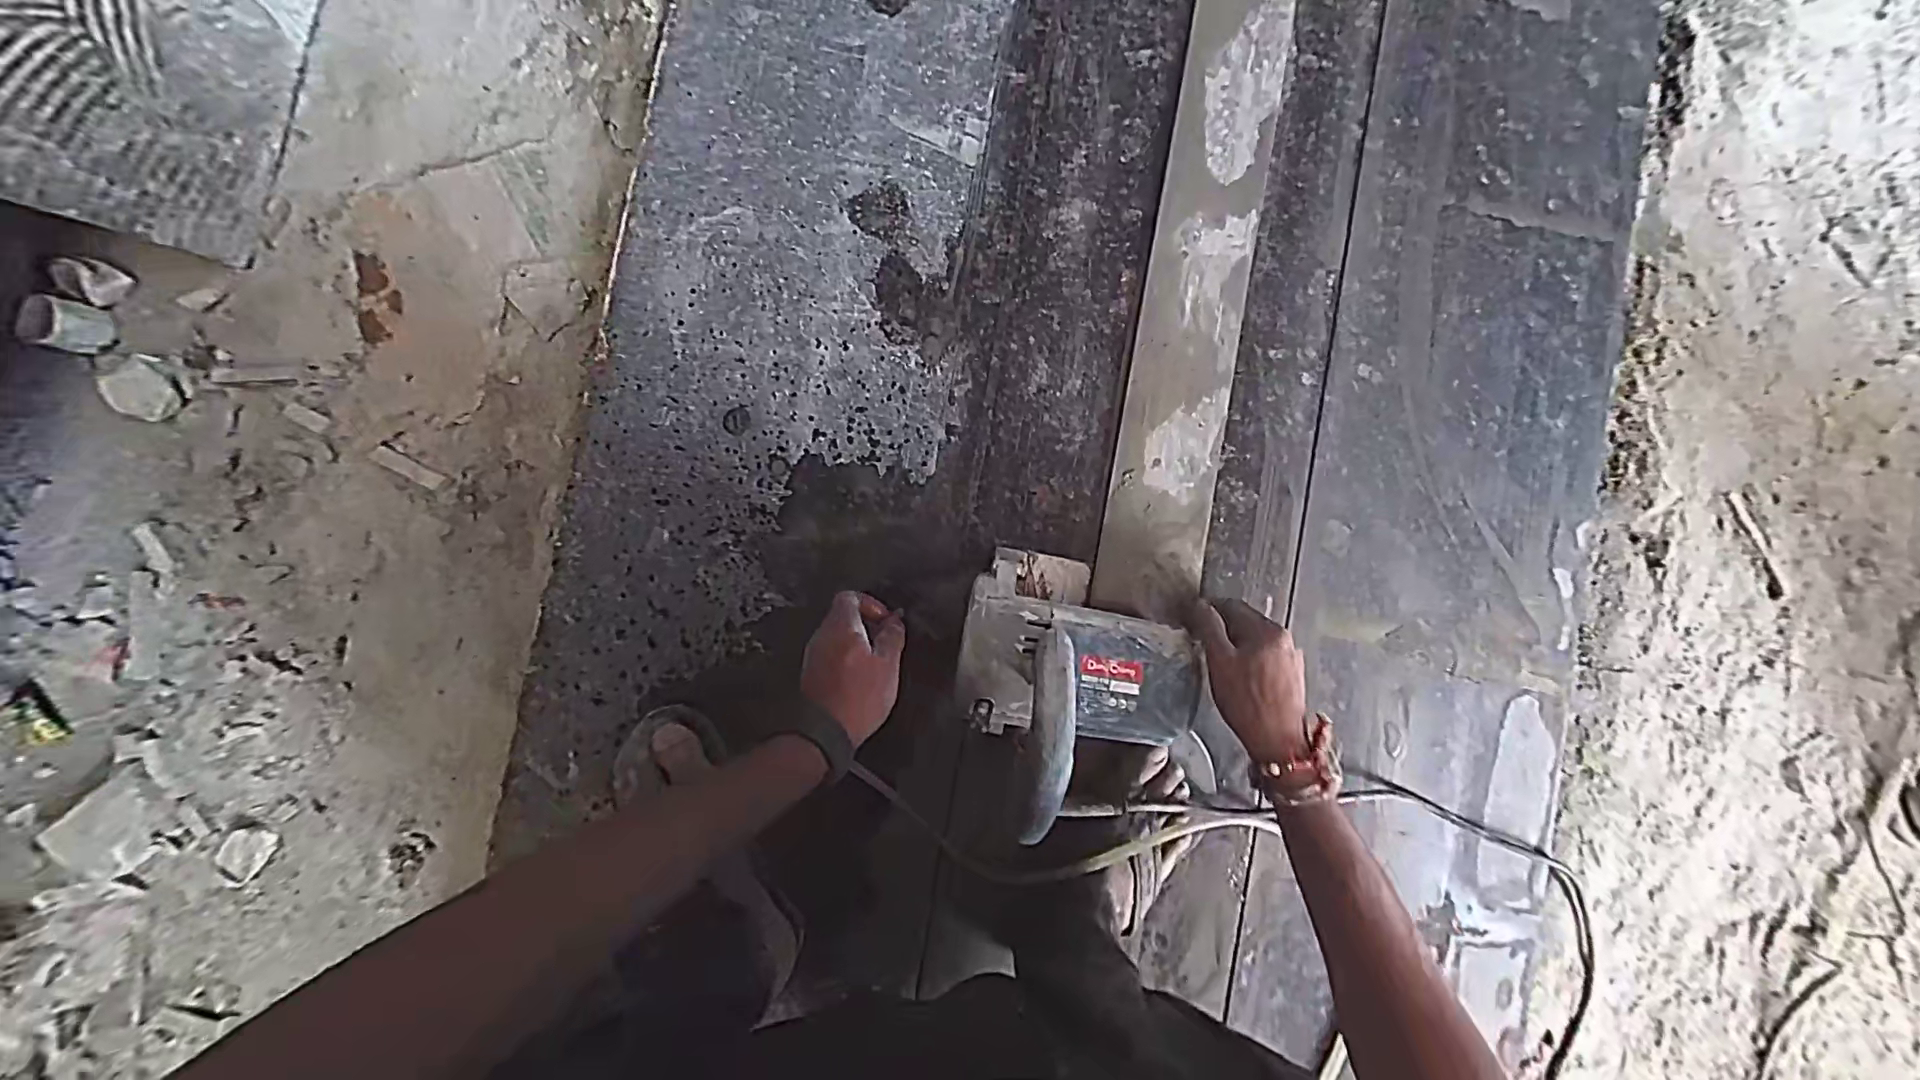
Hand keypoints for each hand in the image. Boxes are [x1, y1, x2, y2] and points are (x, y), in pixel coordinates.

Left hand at [801, 591, 905, 745]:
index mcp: (840, 627)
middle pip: (842, 616)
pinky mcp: (811, 674)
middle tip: (884, 642)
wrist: (824, 734)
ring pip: (836, 636)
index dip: (872, 605)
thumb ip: (892, 637)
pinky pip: (830, 655)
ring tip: (875, 663)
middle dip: (866, 625)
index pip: (850, 597)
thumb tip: (895, 622)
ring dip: (856, 643)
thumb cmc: (857, 699)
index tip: (886, 621)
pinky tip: (859, 679)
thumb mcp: (888, 666)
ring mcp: (813, 655)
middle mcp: (821, 637)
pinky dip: (846, 659)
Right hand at [1189, 598, 1308, 763]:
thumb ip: (1209, 627)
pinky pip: (1264, 654)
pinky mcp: (1292, 672)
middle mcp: (1283, 637)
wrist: (1278, 741)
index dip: (1208, 611)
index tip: (1193, 623)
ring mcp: (1290, 655)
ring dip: (1236, 644)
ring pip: (1254, 638)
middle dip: (1222, 629)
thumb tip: (1200, 604)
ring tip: (1221, 664)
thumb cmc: (1246, 703)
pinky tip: (1240, 677)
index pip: (1230, 605)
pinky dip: (1249, 658)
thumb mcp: (1219, 661)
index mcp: (1267, 630)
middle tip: (1204, 646)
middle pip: (1244, 620)